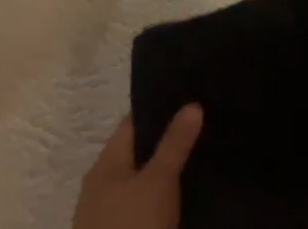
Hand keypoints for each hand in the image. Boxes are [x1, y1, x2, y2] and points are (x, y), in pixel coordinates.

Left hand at [72, 105, 202, 228]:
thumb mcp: (158, 181)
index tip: (191, 92)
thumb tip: (192, 103)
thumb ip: (174, 143)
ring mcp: (108, 212)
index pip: (133, 122)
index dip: (161, 106)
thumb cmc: (132, 225)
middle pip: (138, 149)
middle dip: (168, 136)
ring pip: (142, 176)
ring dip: (167, 164)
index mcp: (105, 165)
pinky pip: (144, 199)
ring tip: (202, 147)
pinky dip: (163, 189)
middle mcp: (102, 184)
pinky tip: (187, 186)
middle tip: (205, 118)